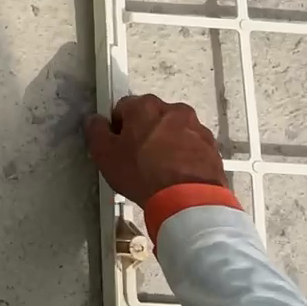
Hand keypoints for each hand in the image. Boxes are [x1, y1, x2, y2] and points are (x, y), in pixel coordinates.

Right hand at [83, 94, 227, 204]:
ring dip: (165, 143)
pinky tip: (175, 174)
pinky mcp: (212, 146)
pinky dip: (183, 155)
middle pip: (151, 117)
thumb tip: (94, 121)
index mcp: (144, 106)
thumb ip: (95, 131)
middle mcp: (172, 109)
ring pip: (173, 131)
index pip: (123, 107)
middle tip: (137, 157)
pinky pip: (191, 146)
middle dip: (144, 132)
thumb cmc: (142, 173)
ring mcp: (196, 127)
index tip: (118, 145)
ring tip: (159, 169)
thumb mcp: (104, 154)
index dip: (118, 127)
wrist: (188, 199)